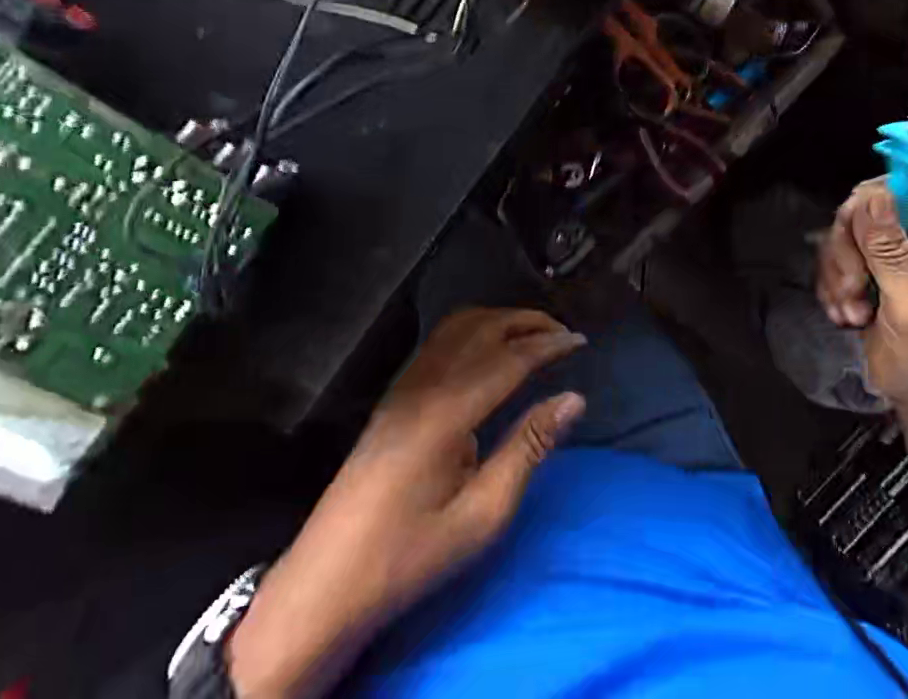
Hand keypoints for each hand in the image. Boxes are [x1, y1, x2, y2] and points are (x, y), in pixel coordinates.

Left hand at [228, 308, 586, 698]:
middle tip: (564, 335)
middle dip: (526, 322)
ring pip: (454, 330)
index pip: (507, 359)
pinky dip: (475, 333)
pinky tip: (492, 353)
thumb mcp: (483, 514)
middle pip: (478, 329)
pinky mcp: (392, 402)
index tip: (582, 341)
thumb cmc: (410, 556)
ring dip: (499, 322)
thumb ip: (529, 447)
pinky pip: (438, 345)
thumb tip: (573, 398)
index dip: (548, 344)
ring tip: (536, 337)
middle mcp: (420, 389)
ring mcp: (401, 392)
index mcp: (444, 415)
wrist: (324, 586)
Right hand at [816, 180, 907, 427]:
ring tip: (852, 314)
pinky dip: (834, 292)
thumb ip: (890, 250)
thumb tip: (871, 195)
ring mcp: (889, 265)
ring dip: (838, 276)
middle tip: (854, 288)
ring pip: (845, 241)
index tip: (854, 225)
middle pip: (866, 213)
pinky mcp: (867, 285)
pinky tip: (845, 318)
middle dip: (849, 250)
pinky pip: (836, 268)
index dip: (877, 198)